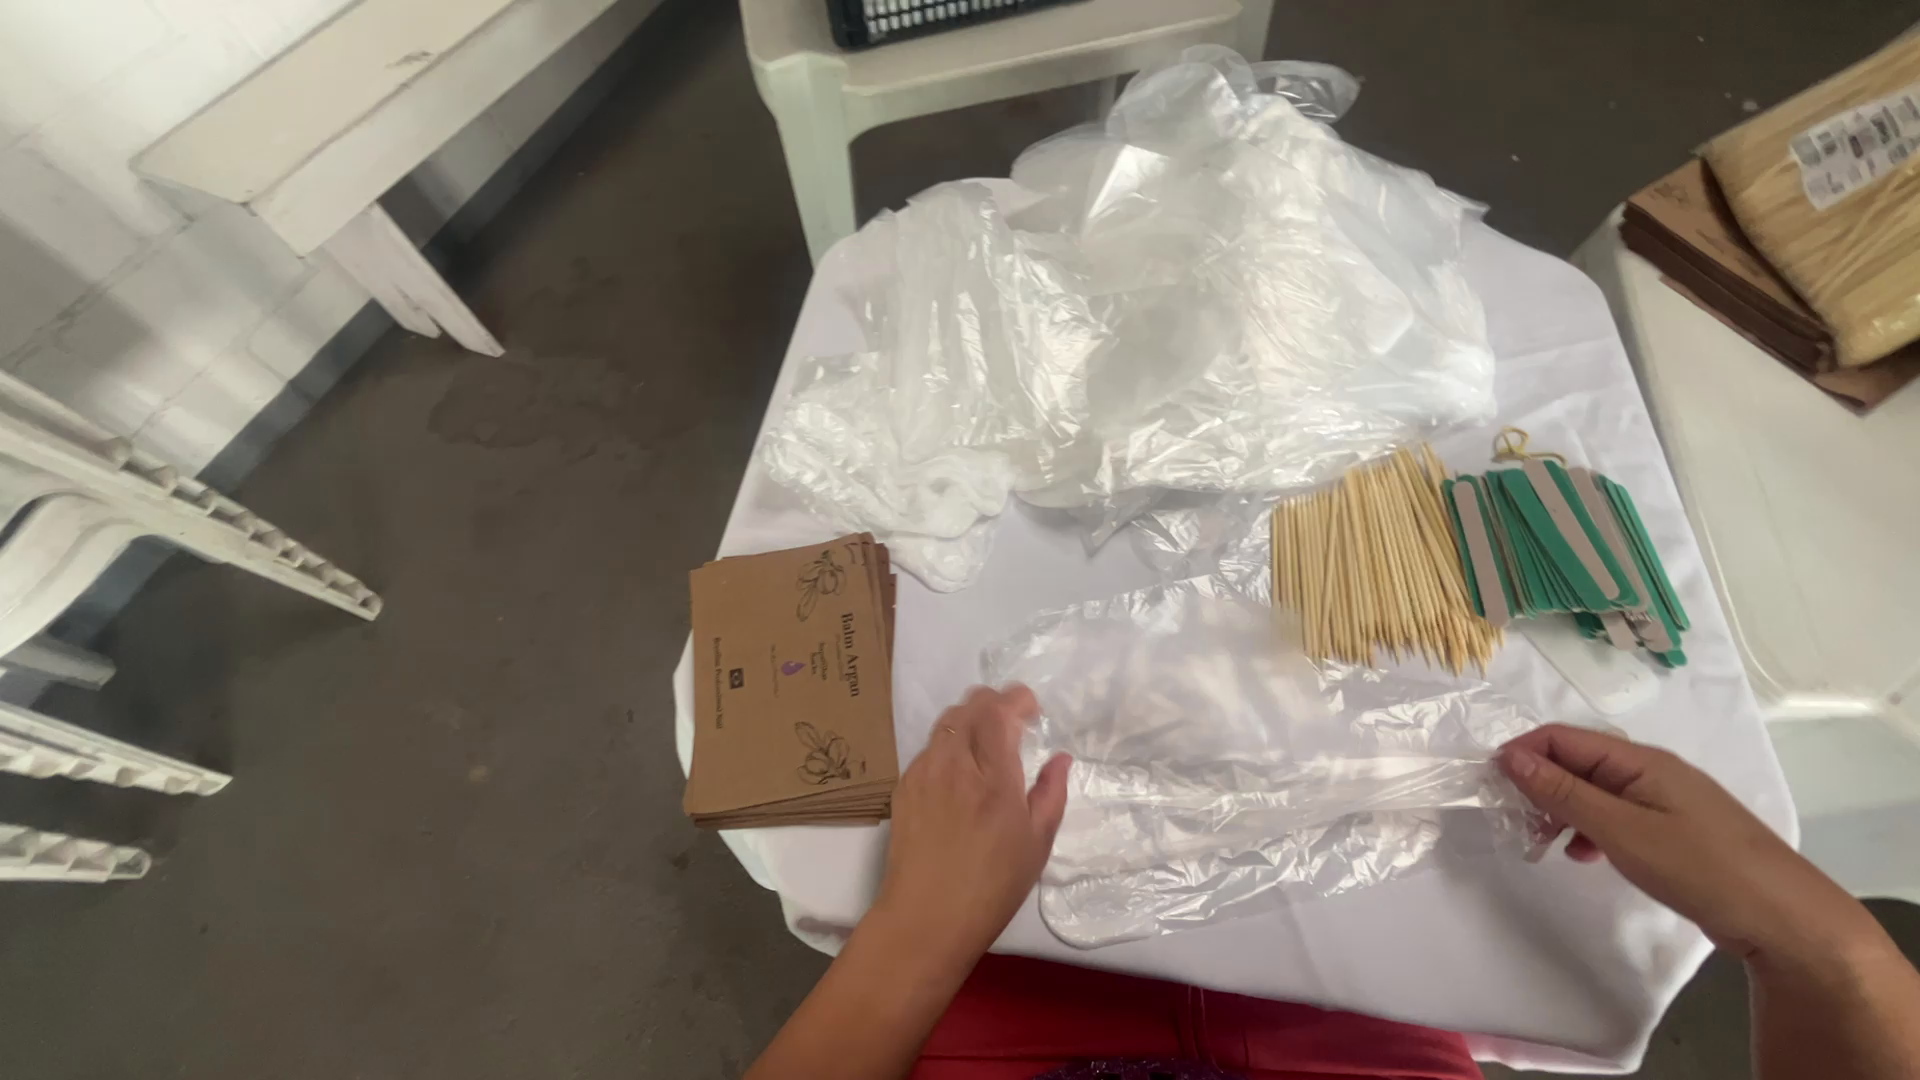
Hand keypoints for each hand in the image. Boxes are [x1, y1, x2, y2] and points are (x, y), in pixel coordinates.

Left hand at [869, 684, 1070, 967]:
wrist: (925, 918)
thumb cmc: (992, 887)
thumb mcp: (1037, 844)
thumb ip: (1051, 793)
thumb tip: (1060, 759)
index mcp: (993, 777)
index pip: (1000, 710)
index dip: (1017, 698)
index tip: (1032, 709)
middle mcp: (955, 764)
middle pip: (971, 705)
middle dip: (996, 702)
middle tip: (1014, 722)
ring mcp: (924, 771)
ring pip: (948, 720)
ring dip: (972, 718)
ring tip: (988, 742)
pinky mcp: (905, 785)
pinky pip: (931, 747)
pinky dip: (951, 743)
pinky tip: (961, 772)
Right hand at [1498, 724, 1873, 966]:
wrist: (1794, 927)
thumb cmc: (1701, 868)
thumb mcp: (1620, 829)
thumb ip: (1561, 791)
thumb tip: (1508, 755)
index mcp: (1639, 760)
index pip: (1560, 737)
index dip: (1522, 754)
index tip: (1493, 786)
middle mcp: (1650, 771)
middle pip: (1574, 762)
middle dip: (1537, 786)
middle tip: (1516, 821)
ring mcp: (1664, 800)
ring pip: (1591, 790)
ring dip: (1559, 810)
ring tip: (1544, 843)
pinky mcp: (1672, 829)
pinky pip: (1613, 814)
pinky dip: (1588, 828)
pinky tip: (1583, 855)